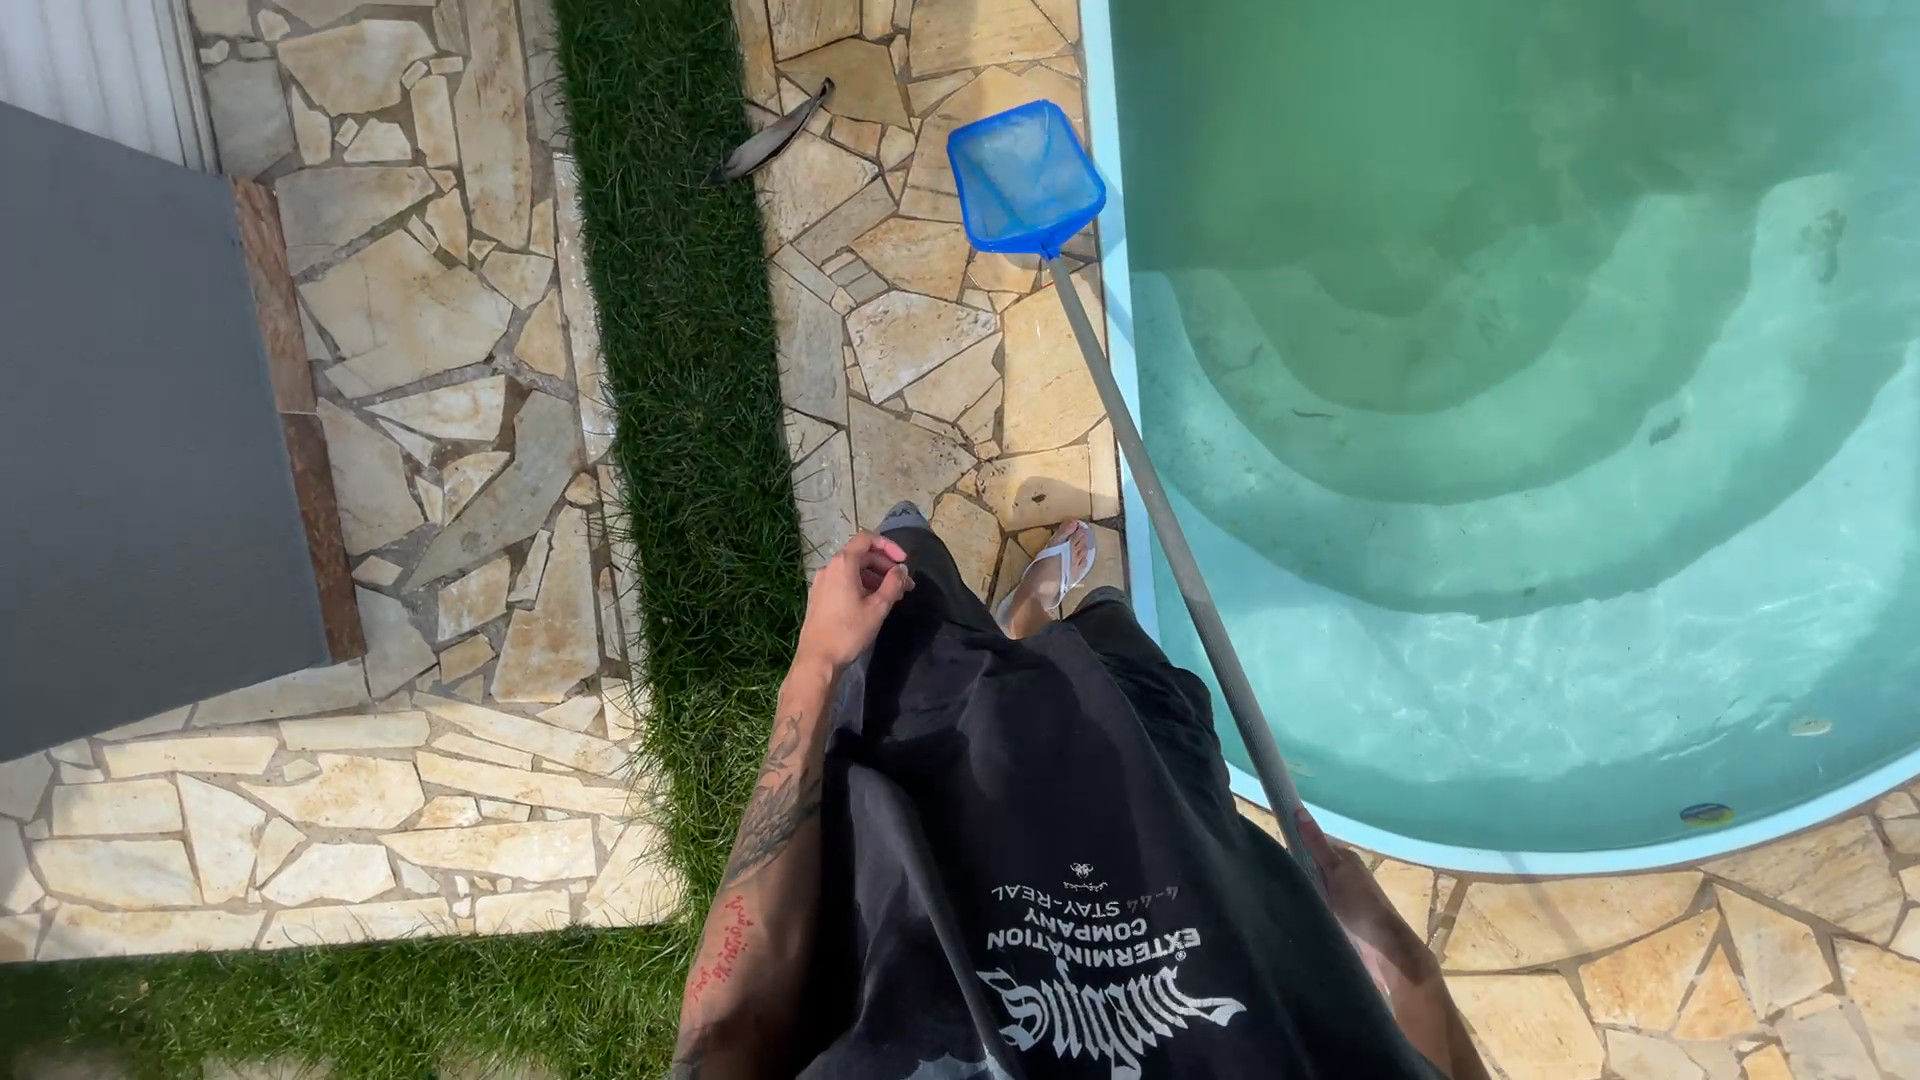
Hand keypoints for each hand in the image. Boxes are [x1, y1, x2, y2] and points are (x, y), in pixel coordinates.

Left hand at [794, 532, 914, 673]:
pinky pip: (844, 582)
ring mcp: (822, 582)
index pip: (867, 539)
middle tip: (904, 585)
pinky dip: (862, 585)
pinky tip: (873, 603)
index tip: (904, 562)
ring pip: (853, 570)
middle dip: (886, 567)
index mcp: (843, 564)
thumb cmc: (850, 631)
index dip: (889, 546)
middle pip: (862, 555)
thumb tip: (902, 570)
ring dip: (875, 578)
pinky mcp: (819, 596)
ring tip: (893, 597)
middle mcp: (829, 568)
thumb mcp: (878, 607)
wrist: (818, 659)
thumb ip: (893, 583)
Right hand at [1295, 810, 1439, 994]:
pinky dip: (1308, 905)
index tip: (1277, 854)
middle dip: (1297, 870)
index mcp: (1345, 860)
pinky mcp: (1340, 918)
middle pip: (1311, 866)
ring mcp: (1343, 898)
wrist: (1385, 950)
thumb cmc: (1361, 905)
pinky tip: (1296, 910)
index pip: (1312, 844)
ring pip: (1313, 886)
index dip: (1295, 846)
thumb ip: (1316, 844)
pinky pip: (1317, 904)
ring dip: (1302, 890)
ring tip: (1281, 895)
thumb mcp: (1336, 870)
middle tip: (1278, 878)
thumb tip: (1299, 809)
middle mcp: (1345, 875)